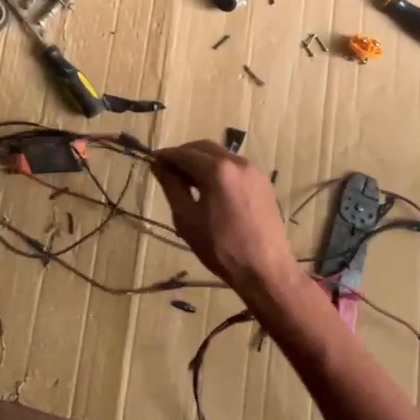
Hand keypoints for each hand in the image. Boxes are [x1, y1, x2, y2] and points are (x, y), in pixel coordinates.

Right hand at [151, 140, 298, 290]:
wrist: (266, 271)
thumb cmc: (221, 248)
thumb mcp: (186, 218)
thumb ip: (171, 186)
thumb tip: (159, 166)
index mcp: (217, 170)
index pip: (183, 153)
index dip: (165, 156)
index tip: (152, 162)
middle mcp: (237, 162)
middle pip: (203, 148)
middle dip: (184, 155)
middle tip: (168, 171)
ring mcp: (254, 171)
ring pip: (220, 155)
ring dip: (202, 161)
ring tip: (189, 181)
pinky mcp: (264, 183)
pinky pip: (235, 167)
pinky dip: (218, 170)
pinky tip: (211, 188)